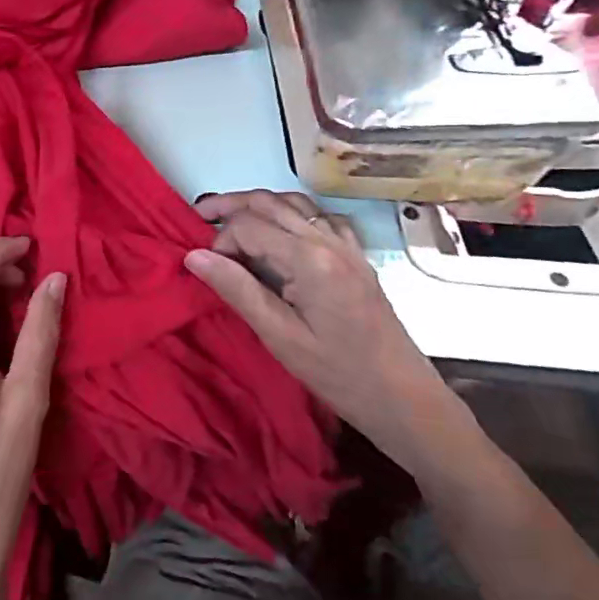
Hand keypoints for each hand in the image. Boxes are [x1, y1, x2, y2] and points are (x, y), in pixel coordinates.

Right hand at [185, 190, 473, 473]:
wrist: (404, 396)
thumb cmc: (339, 374)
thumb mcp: (280, 337)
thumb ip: (238, 290)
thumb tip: (194, 256)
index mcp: (309, 258)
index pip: (250, 226)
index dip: (221, 241)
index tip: (209, 269)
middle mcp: (328, 239)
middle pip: (270, 202)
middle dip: (232, 205)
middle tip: (200, 213)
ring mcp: (346, 244)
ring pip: (295, 204)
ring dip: (261, 205)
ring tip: (232, 218)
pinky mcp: (356, 255)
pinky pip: (321, 217)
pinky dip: (293, 214)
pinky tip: (282, 232)